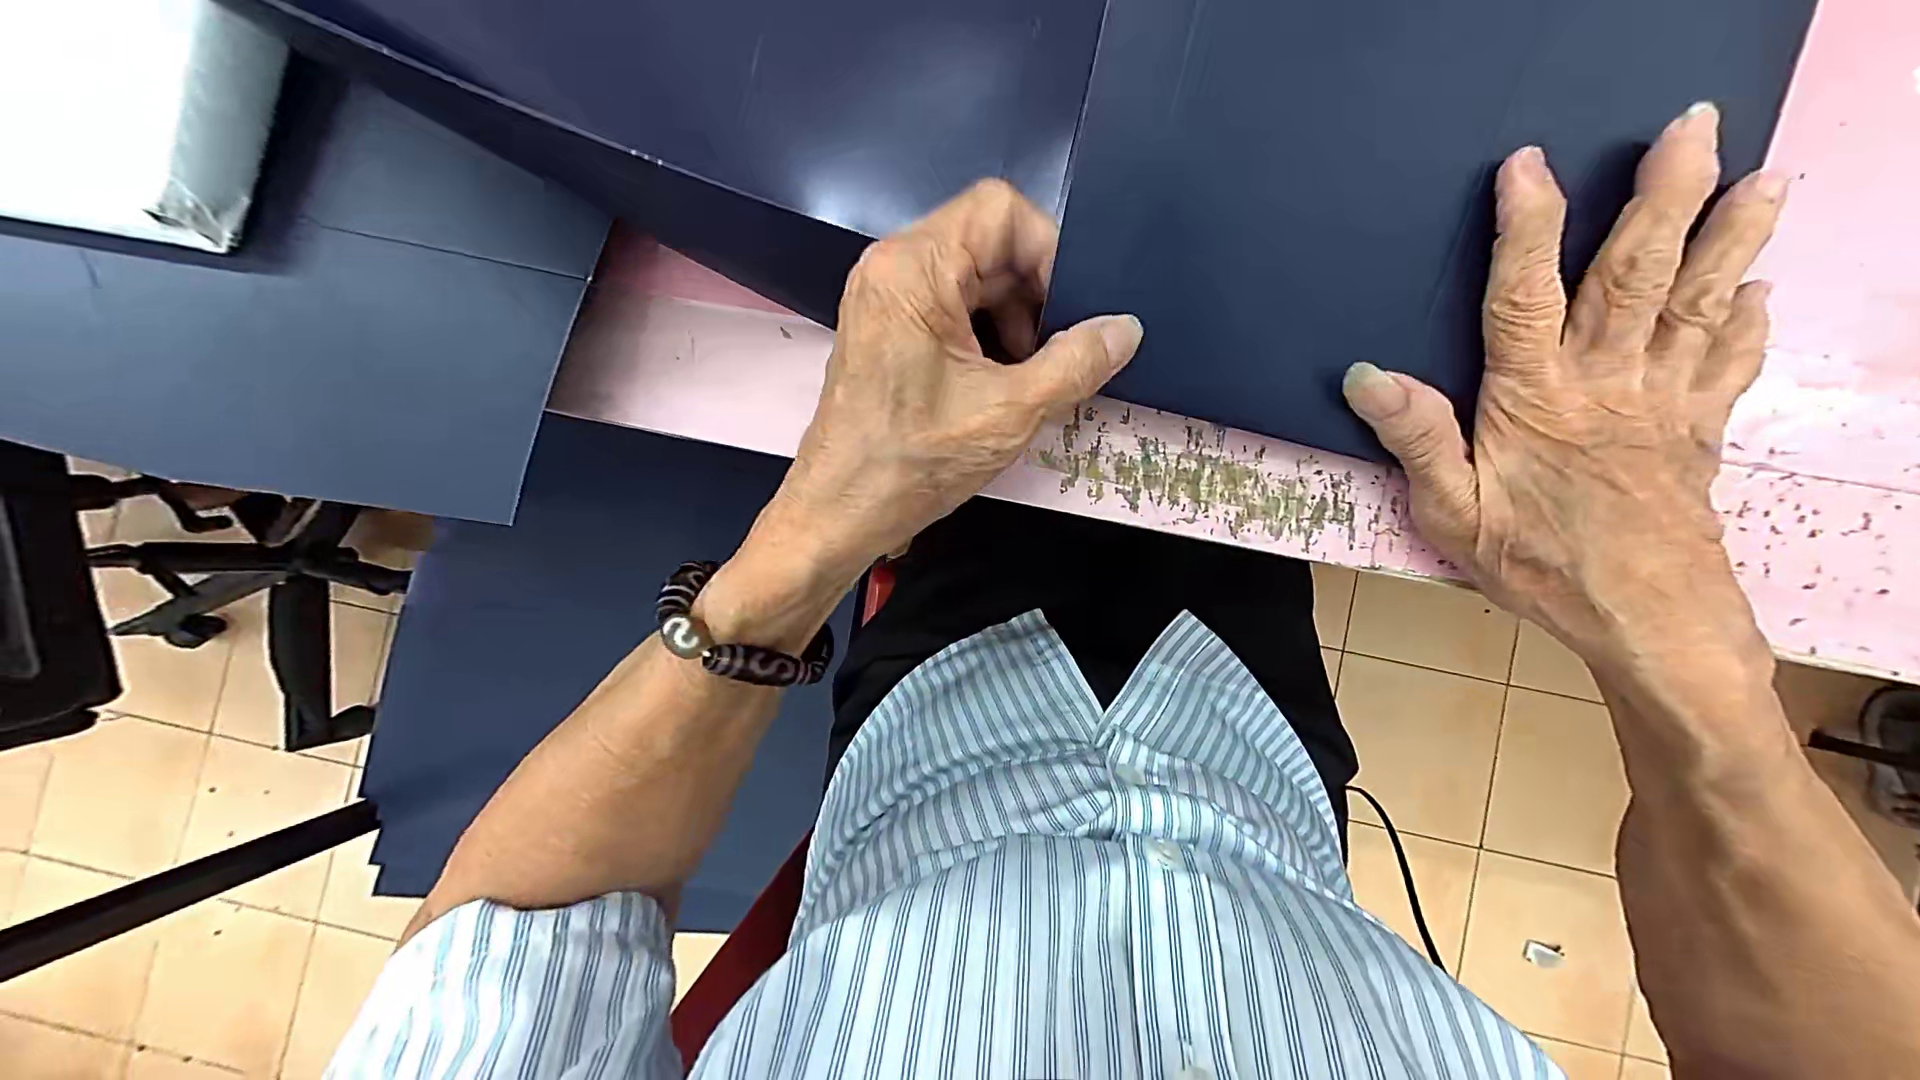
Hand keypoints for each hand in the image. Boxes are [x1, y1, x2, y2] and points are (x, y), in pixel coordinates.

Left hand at [759, 179, 1143, 576]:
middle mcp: (893, 268)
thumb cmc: (914, 461)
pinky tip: (1004, 382)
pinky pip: (951, 310)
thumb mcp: (1010, 412)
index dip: (1050, 252)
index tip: (1071, 311)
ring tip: (1033, 375)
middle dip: (1035, 295)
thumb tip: (1127, 329)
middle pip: (988, 244)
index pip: (1002, 210)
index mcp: (914, 268)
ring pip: (973, 280)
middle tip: (1059, 352)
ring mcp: (886, 300)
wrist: (841, 512)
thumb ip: (1077, 363)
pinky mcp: (887, 331)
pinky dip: (986, 337)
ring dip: (1014, 321)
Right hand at [1342, 104, 1787, 673]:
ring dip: (1730, 236)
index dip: (1527, 227)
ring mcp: (1664, 404)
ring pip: (1700, 303)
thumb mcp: (1446, 508)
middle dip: (1661, 198)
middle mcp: (1607, 384)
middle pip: (1636, 277)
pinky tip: (1760, 290)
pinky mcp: (1697, 433)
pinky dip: (1748, 321)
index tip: (1529, 165)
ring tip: (1762, 177)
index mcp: (1535, 399)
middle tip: (1692, 125)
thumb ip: (1416, 437)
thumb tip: (1367, 374)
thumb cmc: (1533, 562)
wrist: (1645, 618)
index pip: (1525, 296)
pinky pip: (1729, 364)